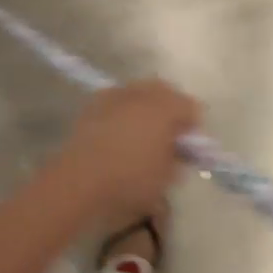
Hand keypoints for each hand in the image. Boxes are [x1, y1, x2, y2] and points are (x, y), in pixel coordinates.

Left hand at [51, 80, 199, 222]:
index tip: (189, 148)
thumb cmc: (130, 180)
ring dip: (145, 108)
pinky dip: (123, 111)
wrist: (79, 181)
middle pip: (164, 92)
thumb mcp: (166, 178)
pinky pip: (116, 101)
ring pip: (138, 92)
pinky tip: (119, 133)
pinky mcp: (92, 105)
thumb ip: (178, 160)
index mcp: (165, 108)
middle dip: (170, 110)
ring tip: (142, 134)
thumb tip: (178, 152)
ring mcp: (114, 95)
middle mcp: (141, 93)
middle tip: (168, 137)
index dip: (193, 128)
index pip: (191, 107)